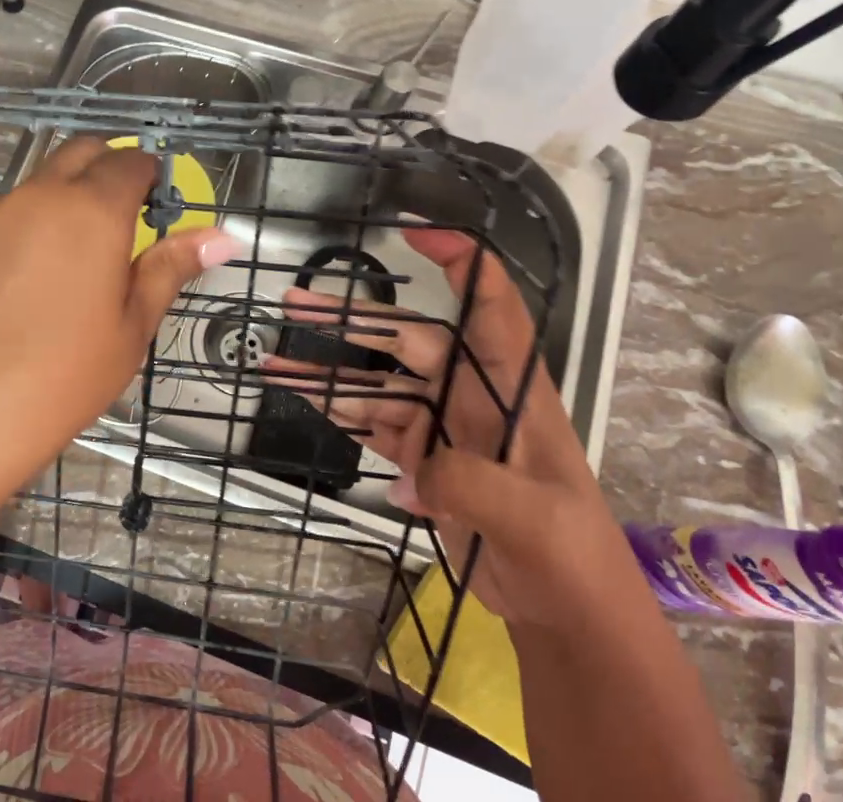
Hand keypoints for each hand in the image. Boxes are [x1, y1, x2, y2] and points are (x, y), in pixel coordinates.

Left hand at [0, 137, 238, 500]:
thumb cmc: (62, 378)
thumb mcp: (131, 328)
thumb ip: (170, 269)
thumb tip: (220, 236)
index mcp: (92, 211)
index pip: (129, 162)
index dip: (147, 176)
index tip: (152, 204)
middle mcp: (35, 197)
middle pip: (77, 154)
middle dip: (103, 169)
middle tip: (114, 220)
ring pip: (30, 188)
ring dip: (54, 203)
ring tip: (57, 267)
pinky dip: (11, 234)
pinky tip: (8, 289)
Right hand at [266, 229, 645, 628]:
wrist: (565, 608)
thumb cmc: (568, 551)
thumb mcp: (528, 517)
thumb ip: (468, 484)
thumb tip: (410, 470)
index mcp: (510, 390)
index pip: (491, 308)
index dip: (462, 263)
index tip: (415, 235)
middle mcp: (471, 398)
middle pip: (406, 342)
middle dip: (349, 321)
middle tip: (292, 304)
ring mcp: (443, 430)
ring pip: (377, 386)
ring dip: (327, 374)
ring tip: (274, 361)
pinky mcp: (423, 462)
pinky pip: (372, 426)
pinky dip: (337, 412)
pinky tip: (302, 400)